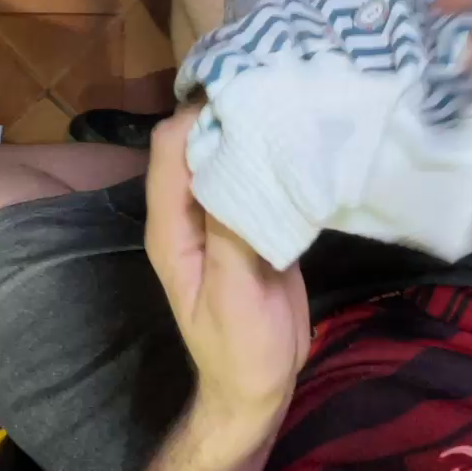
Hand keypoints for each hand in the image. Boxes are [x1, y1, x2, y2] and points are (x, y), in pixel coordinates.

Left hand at [145, 110, 310, 462]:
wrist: (258, 386)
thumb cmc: (241, 347)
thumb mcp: (235, 292)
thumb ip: (231, 226)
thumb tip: (234, 154)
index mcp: (171, 225)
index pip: (171, 148)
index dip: (200, 114)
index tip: (248, 88)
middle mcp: (188, 212)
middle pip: (196, 143)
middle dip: (228, 111)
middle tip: (277, 84)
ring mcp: (219, 216)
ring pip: (226, 156)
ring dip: (252, 131)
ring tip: (291, 102)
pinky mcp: (249, 223)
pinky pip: (254, 178)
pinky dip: (271, 157)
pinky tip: (300, 141)